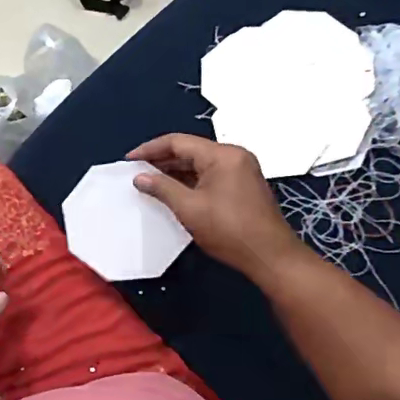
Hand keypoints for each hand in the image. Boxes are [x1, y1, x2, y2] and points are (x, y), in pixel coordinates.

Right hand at [126, 133, 308, 280]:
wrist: (270, 256)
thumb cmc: (229, 230)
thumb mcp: (189, 208)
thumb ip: (161, 188)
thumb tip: (140, 177)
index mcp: (223, 155)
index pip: (178, 142)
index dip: (150, 149)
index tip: (129, 160)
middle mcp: (234, 157)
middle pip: (190, 150)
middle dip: (161, 160)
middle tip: (136, 171)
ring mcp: (240, 171)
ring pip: (199, 164)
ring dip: (174, 172)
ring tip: (149, 182)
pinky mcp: (242, 186)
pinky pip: (209, 175)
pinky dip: (189, 181)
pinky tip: (172, 191)